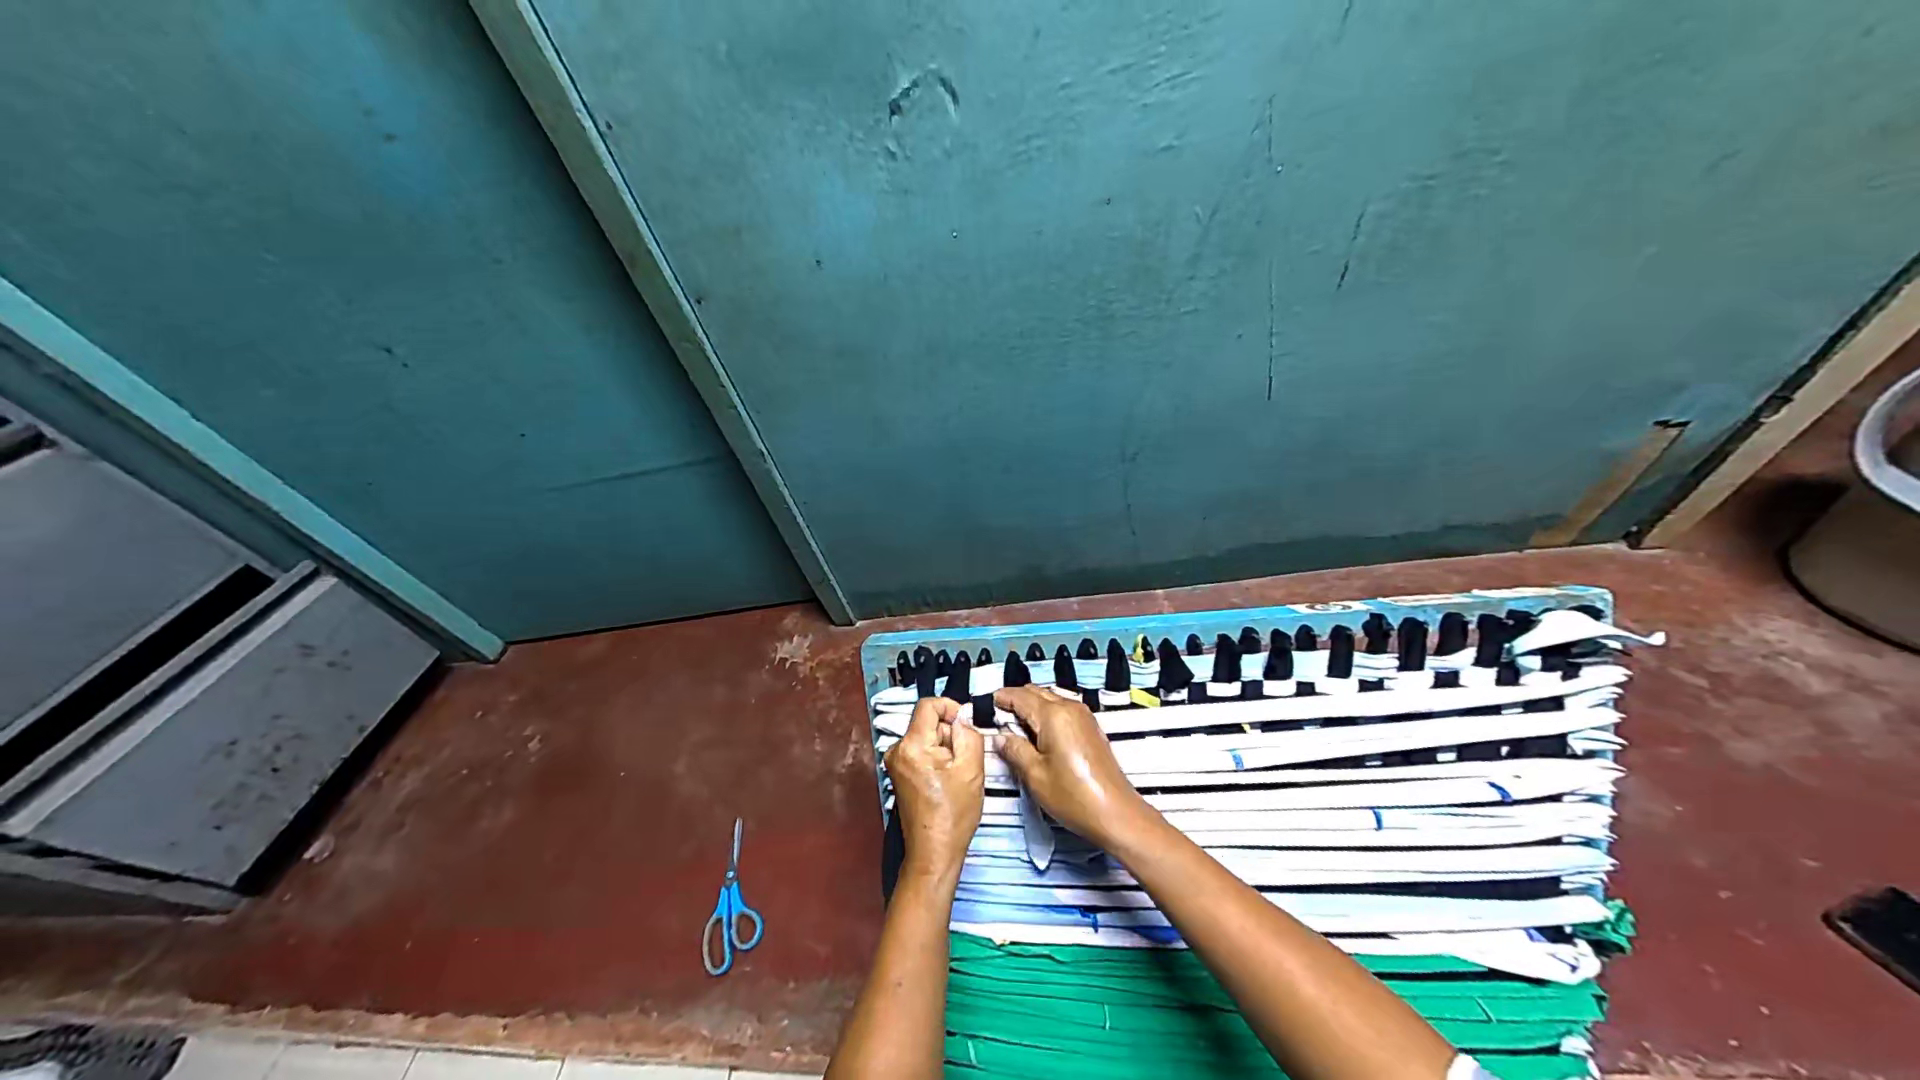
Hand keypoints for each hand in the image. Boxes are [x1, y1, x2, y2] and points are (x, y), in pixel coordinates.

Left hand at [883, 697, 983, 880]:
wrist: (934, 851)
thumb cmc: (951, 817)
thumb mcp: (971, 769)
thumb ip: (969, 734)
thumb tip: (963, 716)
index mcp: (912, 746)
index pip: (929, 704)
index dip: (951, 708)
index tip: (964, 724)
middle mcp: (898, 751)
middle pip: (929, 722)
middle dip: (950, 735)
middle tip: (963, 761)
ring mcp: (897, 763)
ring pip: (928, 738)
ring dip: (945, 750)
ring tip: (955, 775)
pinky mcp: (901, 773)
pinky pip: (923, 752)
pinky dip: (937, 760)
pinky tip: (947, 781)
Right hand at [991, 685, 1156, 849]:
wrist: (1116, 814)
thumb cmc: (1079, 798)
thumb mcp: (1034, 775)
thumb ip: (1014, 750)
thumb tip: (1002, 739)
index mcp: (1054, 716)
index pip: (1020, 695)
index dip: (1001, 698)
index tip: (989, 703)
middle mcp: (1071, 710)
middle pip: (1036, 692)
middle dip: (1015, 701)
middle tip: (998, 717)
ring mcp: (1084, 719)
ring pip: (1050, 701)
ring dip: (1032, 709)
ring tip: (1015, 730)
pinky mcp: (1090, 730)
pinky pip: (1062, 713)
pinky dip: (1046, 718)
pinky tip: (1038, 738)